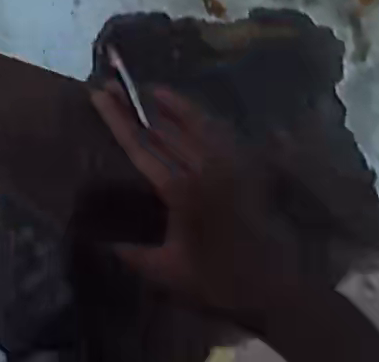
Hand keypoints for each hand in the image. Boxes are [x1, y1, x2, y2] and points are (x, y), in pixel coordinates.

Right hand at [91, 84, 306, 328]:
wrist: (281, 294)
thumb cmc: (221, 281)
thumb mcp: (170, 273)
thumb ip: (133, 254)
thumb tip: (100, 242)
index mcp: (179, 189)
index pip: (138, 144)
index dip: (116, 118)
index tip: (97, 93)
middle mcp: (200, 170)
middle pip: (160, 128)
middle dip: (133, 105)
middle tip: (111, 84)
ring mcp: (224, 167)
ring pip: (191, 125)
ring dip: (168, 105)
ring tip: (149, 89)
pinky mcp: (241, 171)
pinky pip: (216, 135)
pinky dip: (199, 117)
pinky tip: (185, 110)